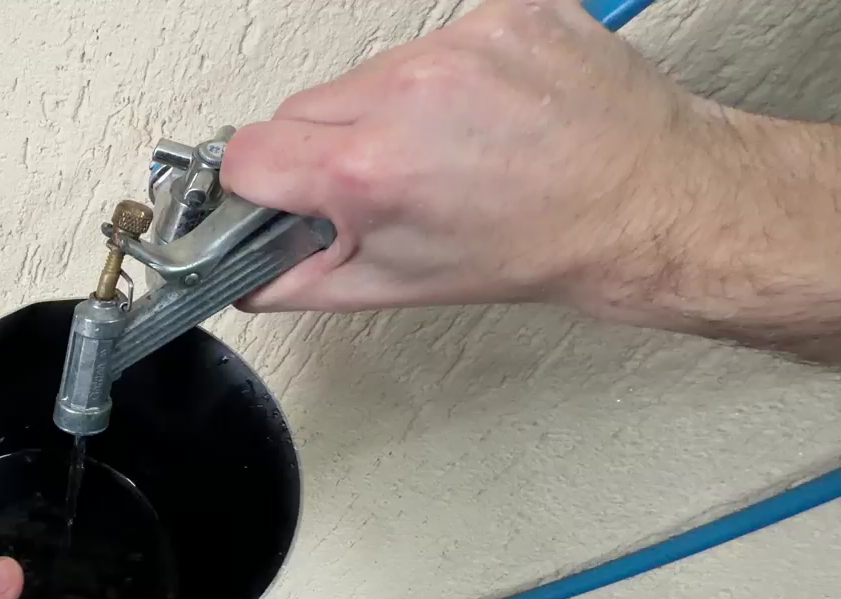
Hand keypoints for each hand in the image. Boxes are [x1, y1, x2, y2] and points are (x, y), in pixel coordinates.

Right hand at [222, 0, 723, 317]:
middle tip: (353, 186)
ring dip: (362, 118)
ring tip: (417, 151)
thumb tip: (241, 277)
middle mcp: (405, 93)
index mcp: (365, 168)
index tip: (269, 199)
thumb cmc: (518, 248)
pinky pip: (414, 50)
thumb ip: (286, 283)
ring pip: (351, 80)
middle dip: (306, 153)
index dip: (249, 185)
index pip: (245, 154)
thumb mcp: (377, 288)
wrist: (639, 201)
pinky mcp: (499, 16)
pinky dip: (419, 87)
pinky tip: (456, 118)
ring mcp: (457, 45)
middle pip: (292, 112)